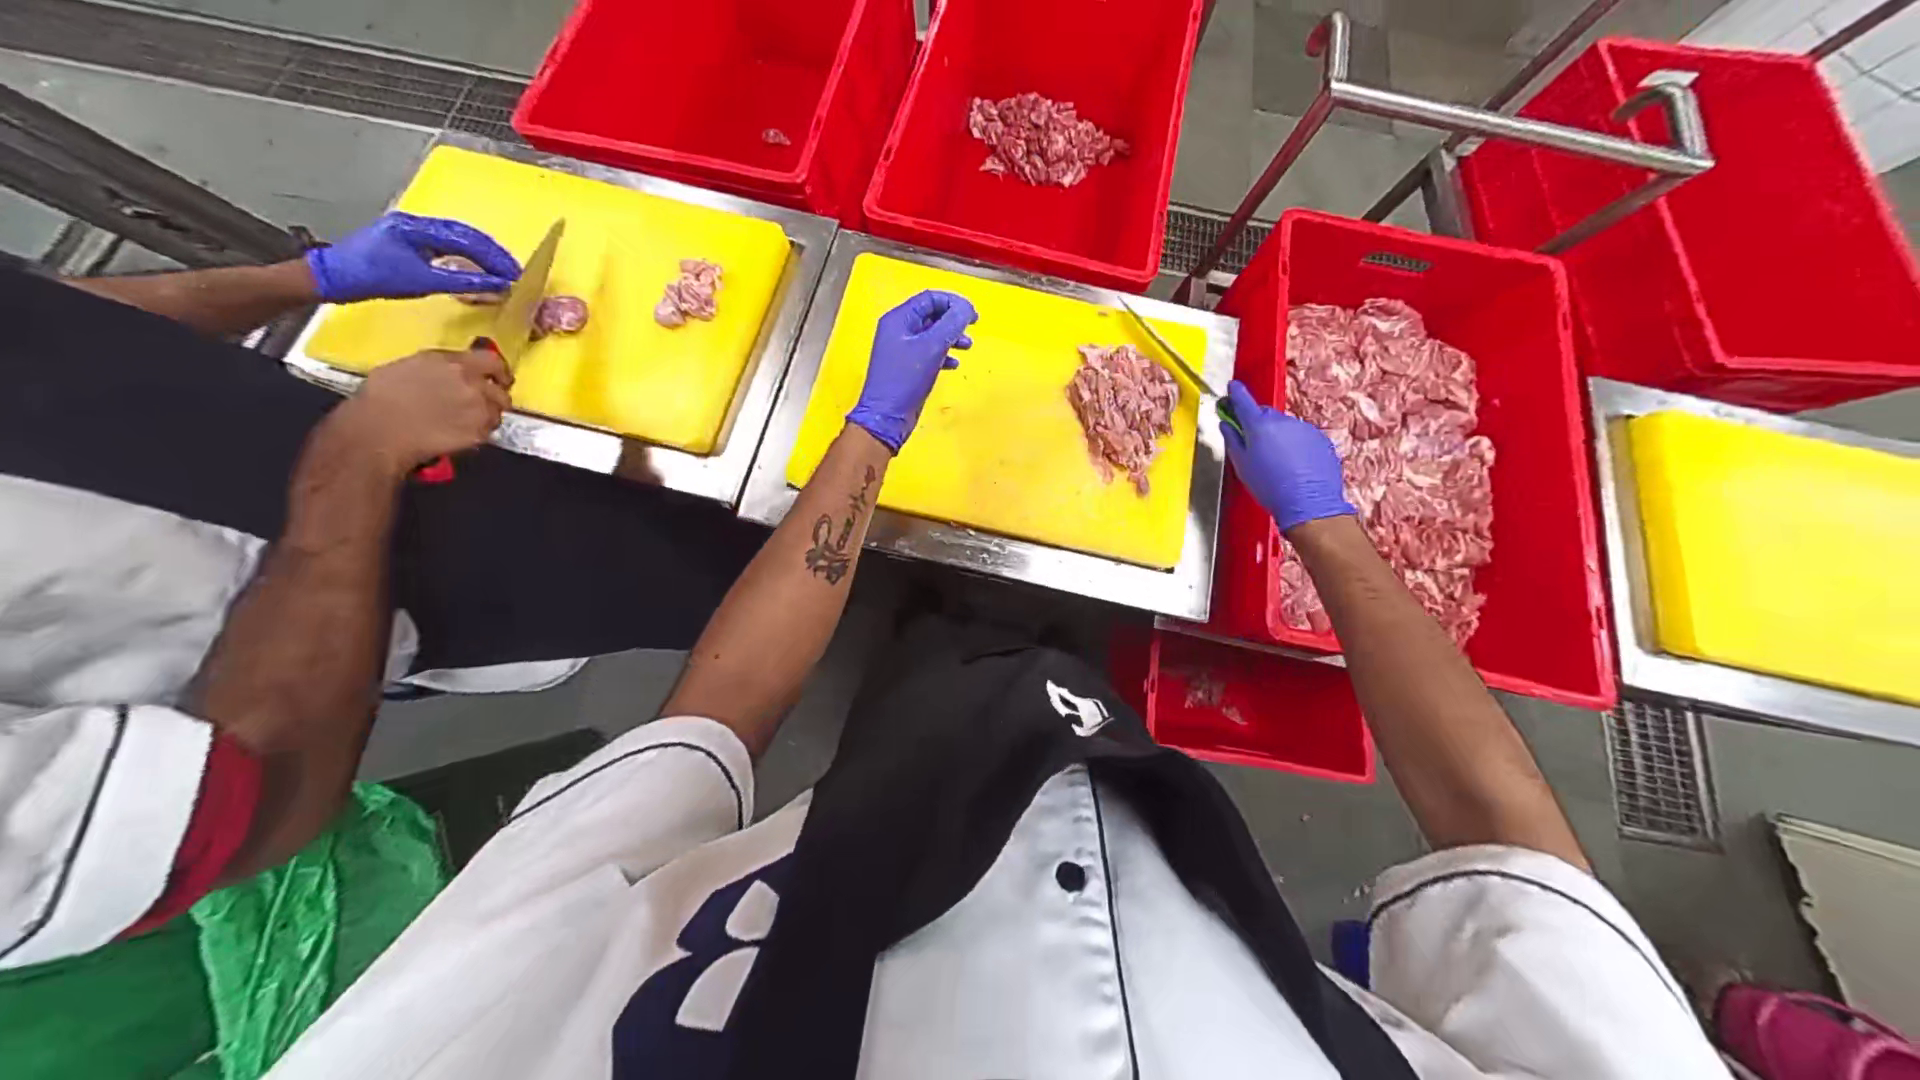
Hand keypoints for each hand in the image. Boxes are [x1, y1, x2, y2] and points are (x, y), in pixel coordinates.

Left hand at [304, 212, 519, 303]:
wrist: (334, 277)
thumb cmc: (374, 277)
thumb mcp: (423, 281)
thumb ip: (463, 281)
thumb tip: (497, 285)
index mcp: (417, 227)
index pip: (468, 239)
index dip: (495, 258)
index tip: (514, 275)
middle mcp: (415, 224)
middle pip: (466, 235)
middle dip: (493, 255)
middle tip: (514, 274)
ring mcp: (411, 231)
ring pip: (458, 239)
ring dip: (482, 256)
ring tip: (500, 273)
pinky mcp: (409, 242)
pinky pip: (448, 245)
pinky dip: (468, 257)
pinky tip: (478, 269)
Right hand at [324, 348, 512, 473]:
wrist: (379, 430)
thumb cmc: (382, 397)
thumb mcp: (411, 365)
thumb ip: (443, 365)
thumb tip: (457, 367)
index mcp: (455, 363)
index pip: (494, 362)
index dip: (500, 371)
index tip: (500, 378)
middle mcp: (472, 384)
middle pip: (501, 391)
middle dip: (494, 397)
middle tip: (481, 403)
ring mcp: (479, 409)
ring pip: (498, 412)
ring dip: (488, 414)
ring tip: (466, 418)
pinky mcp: (480, 432)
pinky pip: (489, 430)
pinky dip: (480, 430)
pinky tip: (460, 431)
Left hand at [846, 290, 977, 452]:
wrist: (886, 417)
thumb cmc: (905, 380)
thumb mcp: (932, 348)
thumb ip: (951, 324)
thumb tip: (966, 308)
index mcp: (899, 319)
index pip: (930, 298)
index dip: (954, 302)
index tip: (972, 314)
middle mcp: (898, 330)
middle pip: (931, 314)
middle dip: (954, 319)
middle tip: (972, 327)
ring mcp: (901, 349)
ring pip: (931, 334)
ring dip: (951, 337)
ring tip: (967, 346)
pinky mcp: (906, 367)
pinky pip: (928, 352)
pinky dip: (943, 354)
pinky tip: (953, 364)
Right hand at [1222, 380, 1356, 532]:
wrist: (1309, 502)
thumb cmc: (1269, 486)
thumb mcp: (1242, 465)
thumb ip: (1233, 440)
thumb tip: (1227, 425)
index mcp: (1259, 426)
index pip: (1244, 402)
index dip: (1236, 394)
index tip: (1232, 387)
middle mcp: (1283, 421)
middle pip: (1266, 414)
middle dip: (1258, 423)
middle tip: (1252, 442)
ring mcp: (1304, 428)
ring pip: (1284, 426)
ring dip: (1278, 436)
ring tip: (1276, 461)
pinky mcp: (1320, 439)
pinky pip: (1302, 437)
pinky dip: (1295, 445)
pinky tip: (1293, 465)